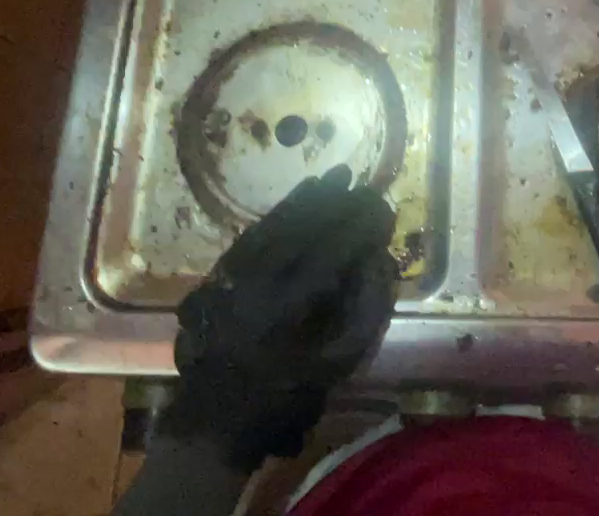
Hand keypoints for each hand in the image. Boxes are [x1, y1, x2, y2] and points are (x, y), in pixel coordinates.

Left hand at [159, 165, 397, 471]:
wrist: (216, 421)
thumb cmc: (284, 397)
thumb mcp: (336, 366)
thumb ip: (365, 313)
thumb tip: (382, 263)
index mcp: (291, 307)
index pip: (333, 249)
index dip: (360, 224)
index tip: (382, 206)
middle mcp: (259, 282)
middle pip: (302, 228)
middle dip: (335, 202)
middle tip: (359, 183)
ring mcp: (233, 276)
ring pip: (274, 224)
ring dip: (305, 199)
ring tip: (330, 177)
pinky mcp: (217, 277)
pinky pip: (250, 235)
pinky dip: (275, 214)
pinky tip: (292, 202)